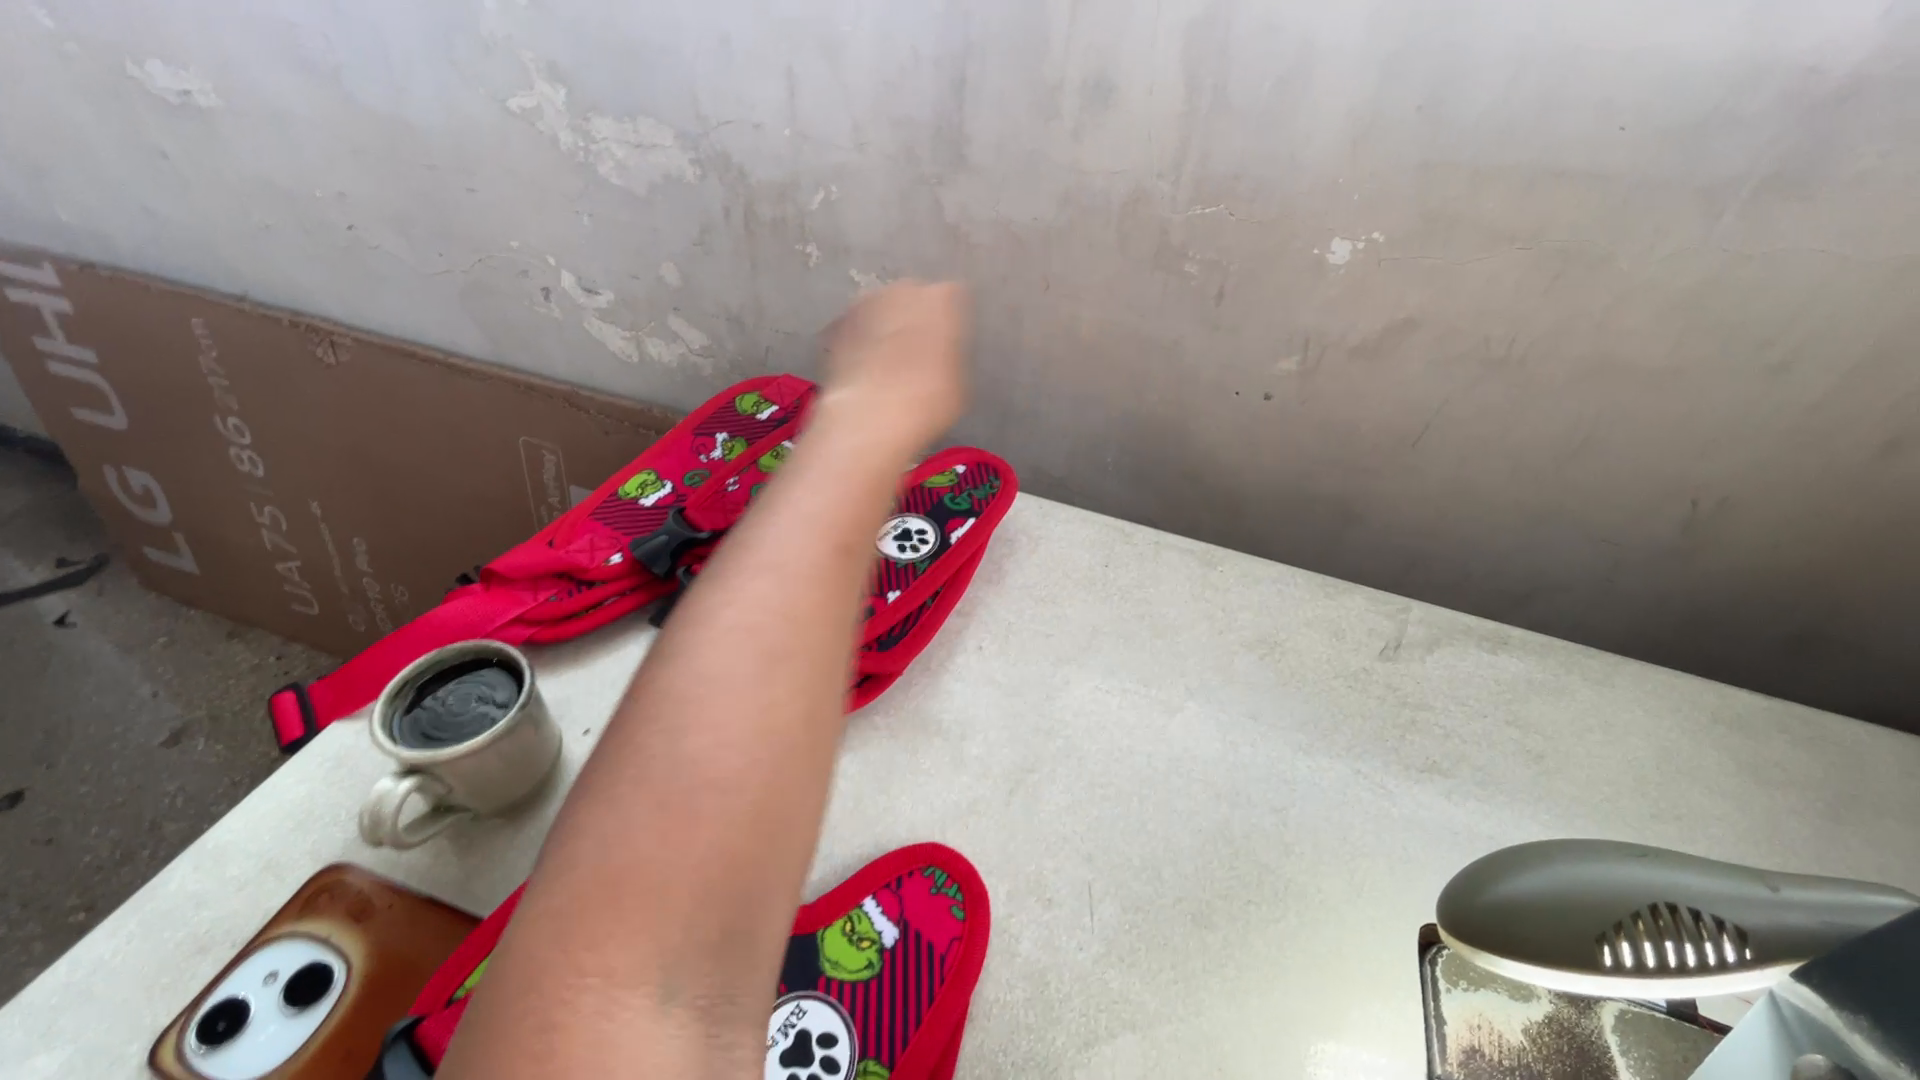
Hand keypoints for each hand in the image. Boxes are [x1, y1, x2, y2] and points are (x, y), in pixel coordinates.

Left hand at [817, 281, 970, 455]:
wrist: (871, 414)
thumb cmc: (927, 401)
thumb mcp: (958, 381)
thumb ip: (952, 353)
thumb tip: (944, 354)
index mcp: (944, 299)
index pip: (952, 299)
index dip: (948, 323)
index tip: (946, 344)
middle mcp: (905, 289)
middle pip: (912, 297)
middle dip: (913, 318)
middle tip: (915, 352)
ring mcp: (866, 303)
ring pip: (881, 309)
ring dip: (884, 327)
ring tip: (885, 361)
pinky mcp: (837, 323)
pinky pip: (855, 327)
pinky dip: (859, 341)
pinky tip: (862, 368)